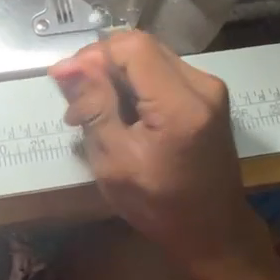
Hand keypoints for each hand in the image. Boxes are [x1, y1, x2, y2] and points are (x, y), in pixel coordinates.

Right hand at [49, 31, 269, 272]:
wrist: (213, 232)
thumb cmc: (159, 206)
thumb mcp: (114, 161)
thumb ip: (94, 106)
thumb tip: (68, 66)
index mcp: (181, 104)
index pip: (132, 47)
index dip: (93, 55)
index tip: (66, 81)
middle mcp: (202, 86)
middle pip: (142, 47)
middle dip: (102, 64)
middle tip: (76, 98)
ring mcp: (209, 88)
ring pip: (150, 56)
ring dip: (116, 75)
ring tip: (95, 108)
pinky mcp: (208, 95)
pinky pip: (162, 72)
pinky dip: (135, 84)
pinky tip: (121, 112)